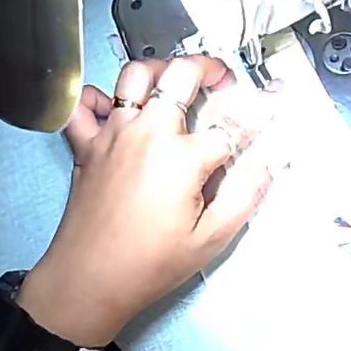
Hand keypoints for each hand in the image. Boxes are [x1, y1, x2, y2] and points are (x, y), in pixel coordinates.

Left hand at [18, 57, 274, 348]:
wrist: (88, 282)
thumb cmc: (148, 265)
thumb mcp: (211, 239)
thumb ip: (245, 196)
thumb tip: (266, 166)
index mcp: (182, 157)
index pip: (230, 128)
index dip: (253, 125)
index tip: (264, 125)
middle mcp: (147, 134)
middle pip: (180, 75)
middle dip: (209, 69)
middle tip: (222, 79)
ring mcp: (114, 135)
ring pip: (134, 75)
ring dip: (160, 71)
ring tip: (175, 83)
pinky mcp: (87, 146)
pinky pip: (84, 104)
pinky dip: (99, 96)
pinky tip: (117, 107)